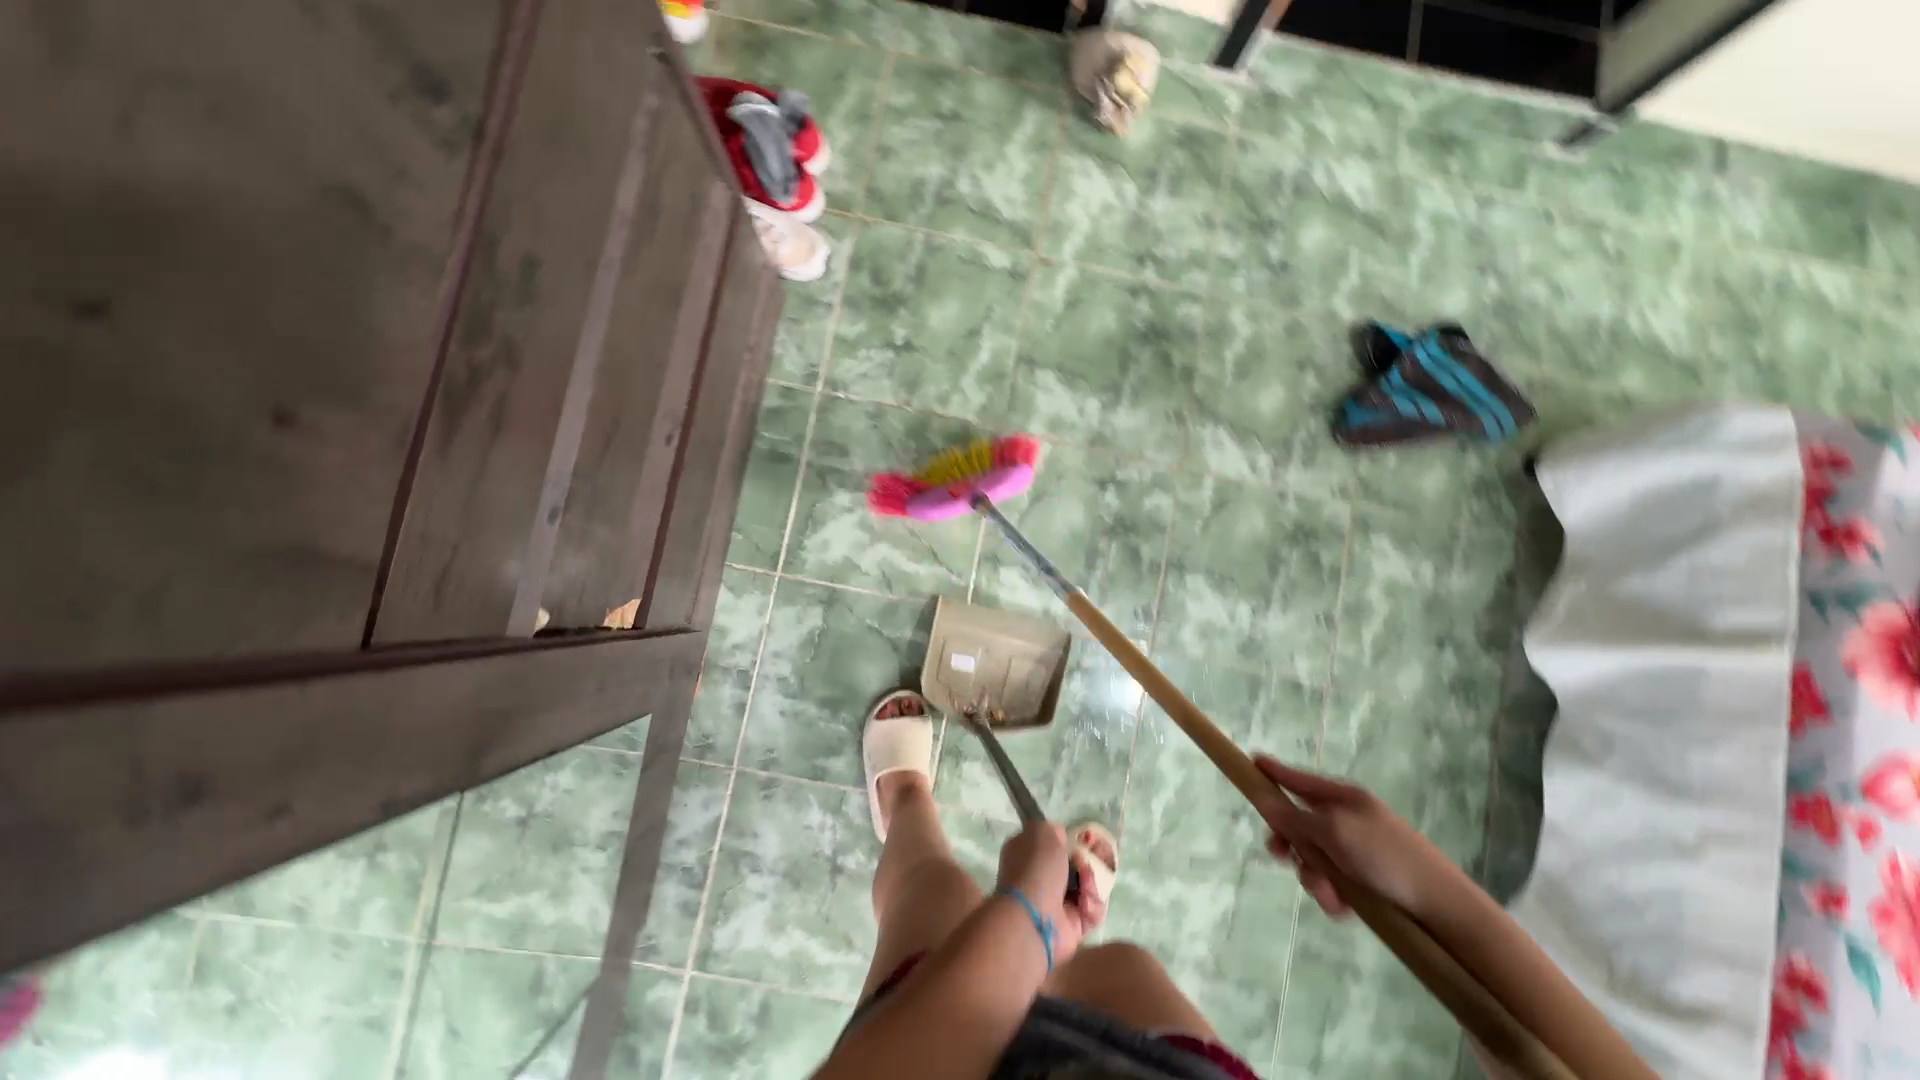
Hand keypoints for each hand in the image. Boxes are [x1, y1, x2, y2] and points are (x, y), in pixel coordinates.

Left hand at [994, 822, 1100, 966]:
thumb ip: (1053, 829)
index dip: (1075, 839)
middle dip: (1092, 860)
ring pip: (1089, 887)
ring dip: (1093, 882)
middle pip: (1077, 865)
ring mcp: (1057, 904)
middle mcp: (1042, 878)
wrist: (1032, 917)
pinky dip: (1093, 905)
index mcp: (1029, 854)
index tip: (1089, 837)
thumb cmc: (1034, 869)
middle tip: (1100, 856)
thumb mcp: (1040, 833)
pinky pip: (1093, 912)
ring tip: (1087, 882)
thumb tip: (1061, 835)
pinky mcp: (1073, 926)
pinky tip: (1085, 902)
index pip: (1056, 844)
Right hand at [1251, 755, 1462, 918]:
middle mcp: (1348, 821)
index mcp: (1344, 799)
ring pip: (1313, 859)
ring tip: (1329, 894)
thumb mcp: (1334, 832)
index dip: (1274, 773)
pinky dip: (1332, 895)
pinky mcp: (1365, 880)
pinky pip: (1332, 883)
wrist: (1440, 904)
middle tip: (1281, 856)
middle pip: (1300, 824)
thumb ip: (1295, 818)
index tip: (1252, 763)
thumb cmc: (1386, 857)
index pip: (1299, 780)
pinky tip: (1343, 907)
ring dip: (1314, 877)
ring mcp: (1356, 851)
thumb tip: (1264, 800)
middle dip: (1291, 844)